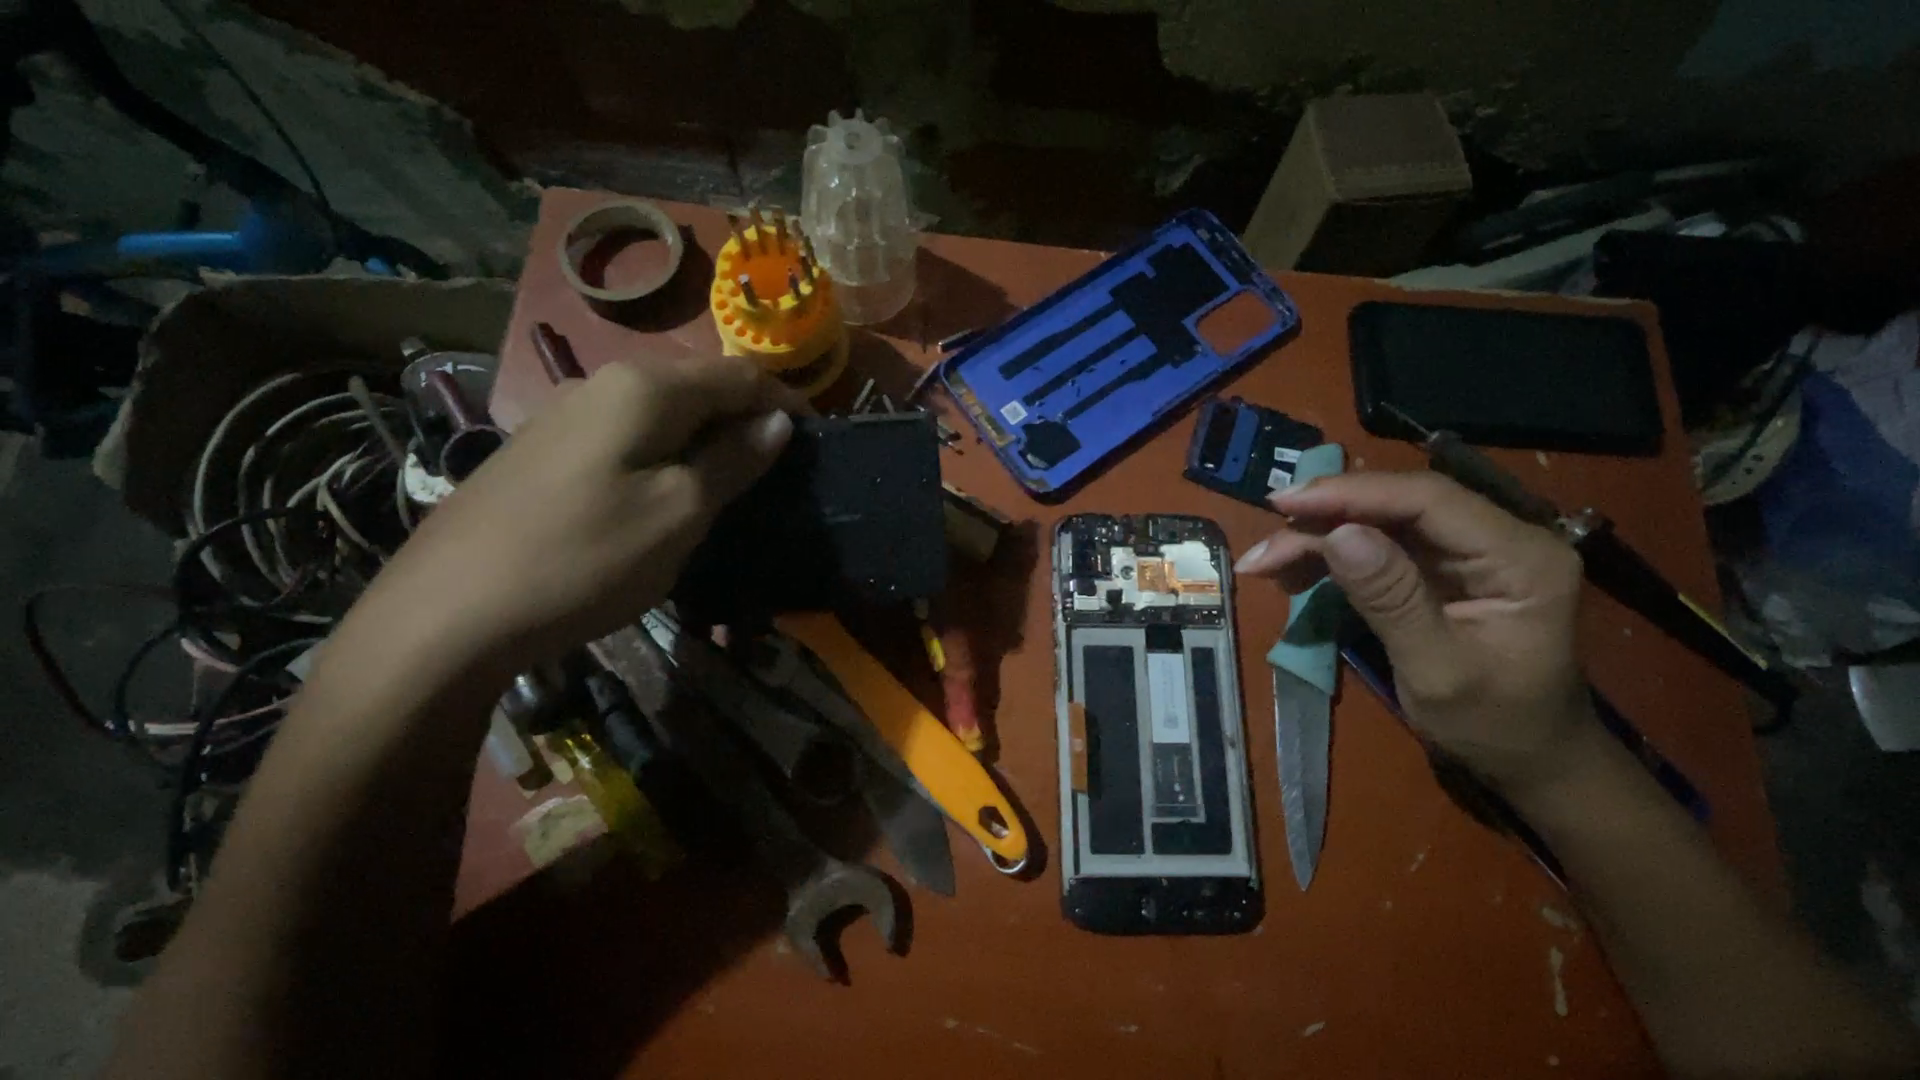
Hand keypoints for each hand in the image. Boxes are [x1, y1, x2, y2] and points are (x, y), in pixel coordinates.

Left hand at [362, 354, 793, 671]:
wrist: (450, 610)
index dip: (785, 402)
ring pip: (659, 414)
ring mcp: (564, 415)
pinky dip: (661, 456)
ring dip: (703, 441)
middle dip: (744, 420)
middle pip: (697, 388)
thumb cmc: (584, 557)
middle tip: (775, 472)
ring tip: (726, 488)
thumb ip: (733, 461)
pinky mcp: (541, 452)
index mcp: (645, 388)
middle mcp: (603, 383)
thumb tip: (776, 421)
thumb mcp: (679, 513)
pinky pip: (624, 438)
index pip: (740, 375)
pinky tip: (660, 497)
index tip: (815, 443)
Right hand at [1236, 471, 1596, 792]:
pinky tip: (1293, 573)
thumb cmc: (1494, 724)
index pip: (1427, 500)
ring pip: (1381, 521)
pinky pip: (1380, 545)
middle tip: (1263, 547)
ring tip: (1265, 564)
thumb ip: (1392, 600)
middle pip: (1399, 504)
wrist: (1530, 758)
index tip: (1285, 503)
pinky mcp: (1441, 566)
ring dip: (1319, 538)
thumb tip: (1338, 535)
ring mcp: (1468, 551)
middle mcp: (1498, 537)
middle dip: (1325, 518)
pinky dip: (1332, 556)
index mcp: (1519, 556)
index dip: (1352, 494)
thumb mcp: (1438, 670)